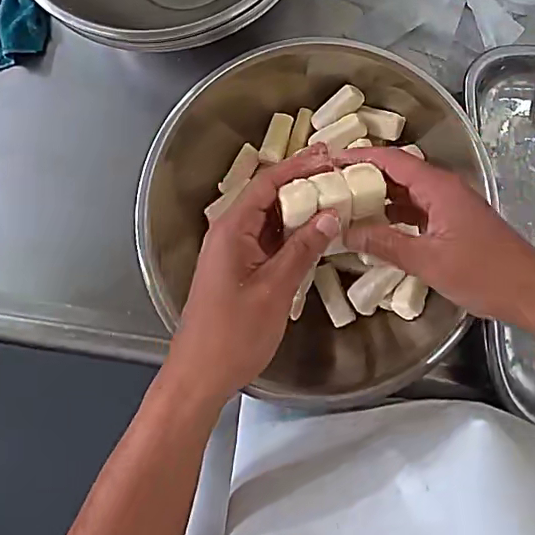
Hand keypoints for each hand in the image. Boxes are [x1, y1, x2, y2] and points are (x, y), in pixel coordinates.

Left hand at [163, 146, 341, 405]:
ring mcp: (234, 251)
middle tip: (336, 171)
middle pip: (267, 195)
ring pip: (270, 217)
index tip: (328, 156)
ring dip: (300, 206)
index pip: (266, 183)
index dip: (298, 167)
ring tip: (333, 195)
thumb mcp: (275, 289)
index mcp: (231, 229)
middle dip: (302, 181)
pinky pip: (269, 238)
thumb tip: (330, 215)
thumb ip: (303, 249)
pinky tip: (317, 231)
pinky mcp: (240, 268)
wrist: (199, 377)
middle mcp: (229, 233)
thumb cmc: (232, 336)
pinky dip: (293, 231)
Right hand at [334, 146, 534, 328]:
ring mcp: (450, 205)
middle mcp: (443, 187)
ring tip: (343, 205)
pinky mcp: (454, 222)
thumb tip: (345, 231)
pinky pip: (416, 209)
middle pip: (396, 171)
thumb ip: (385, 244)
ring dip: (377, 196)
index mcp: (438, 186)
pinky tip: (374, 227)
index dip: (357, 156)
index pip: (390, 159)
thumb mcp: (428, 261)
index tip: (328, 162)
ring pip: (406, 192)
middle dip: (362, 176)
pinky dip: (393, 214)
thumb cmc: (484, 274)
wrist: (532, 293)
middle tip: (328, 185)